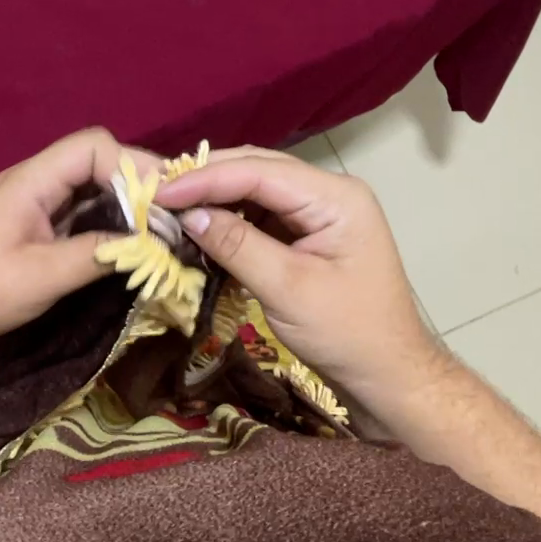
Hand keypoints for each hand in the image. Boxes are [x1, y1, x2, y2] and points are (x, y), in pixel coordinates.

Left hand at [0, 128, 146, 352]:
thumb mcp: (44, 277)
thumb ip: (97, 254)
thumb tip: (147, 244)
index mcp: (28, 181)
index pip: (91, 147)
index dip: (131, 166)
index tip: (162, 201)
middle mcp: (30, 181)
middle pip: (92, 160)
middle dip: (133, 182)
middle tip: (168, 214)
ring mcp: (29, 202)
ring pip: (86, 184)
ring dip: (121, 202)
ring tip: (155, 227)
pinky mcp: (31, 223)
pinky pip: (75, 207)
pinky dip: (103, 218)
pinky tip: (123, 239)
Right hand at [155, 147, 447, 404]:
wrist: (385, 371)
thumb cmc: (345, 332)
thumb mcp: (287, 289)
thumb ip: (237, 245)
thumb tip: (188, 215)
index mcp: (335, 198)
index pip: (259, 172)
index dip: (204, 179)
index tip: (158, 194)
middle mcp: (327, 193)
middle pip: (256, 170)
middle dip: (205, 179)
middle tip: (155, 194)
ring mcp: (316, 212)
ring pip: (253, 189)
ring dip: (212, 197)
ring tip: (168, 208)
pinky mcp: (304, 234)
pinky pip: (257, 214)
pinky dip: (225, 218)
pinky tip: (197, 226)